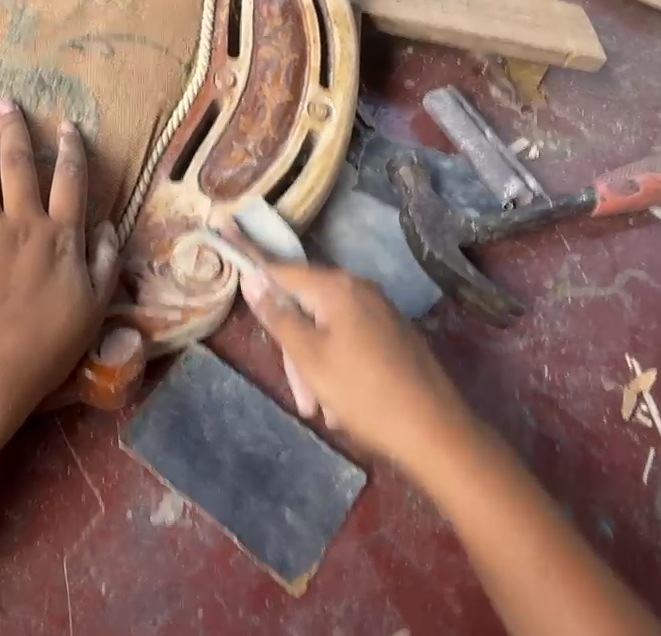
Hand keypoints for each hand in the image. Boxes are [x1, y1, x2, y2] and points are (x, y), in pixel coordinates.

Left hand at [0, 99, 118, 427]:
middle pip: (19, 166)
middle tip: (8, 100)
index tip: (69, 125)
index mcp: (62, 236)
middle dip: (15, 130)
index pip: (71, 182)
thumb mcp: (95, 308)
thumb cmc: (47, 347)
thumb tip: (109, 225)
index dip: (72, 150)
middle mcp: (23, 224)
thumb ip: (105, 262)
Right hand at [239, 259, 471, 474]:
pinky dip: (338, 368)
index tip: (223, 228)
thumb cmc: (364, 393)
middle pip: (304, 306)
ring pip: (326, 330)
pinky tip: (344, 405)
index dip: (251, 257)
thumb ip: (278, 316)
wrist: (437, 432)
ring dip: (316, 368)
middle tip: (302, 396)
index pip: (281, 268)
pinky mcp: (393, 334)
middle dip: (295, 350)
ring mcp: (380, 311)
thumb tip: (252, 278)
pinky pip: (350, 341)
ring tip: (326, 411)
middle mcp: (359, 289)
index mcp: (336, 288)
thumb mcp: (310, 358)